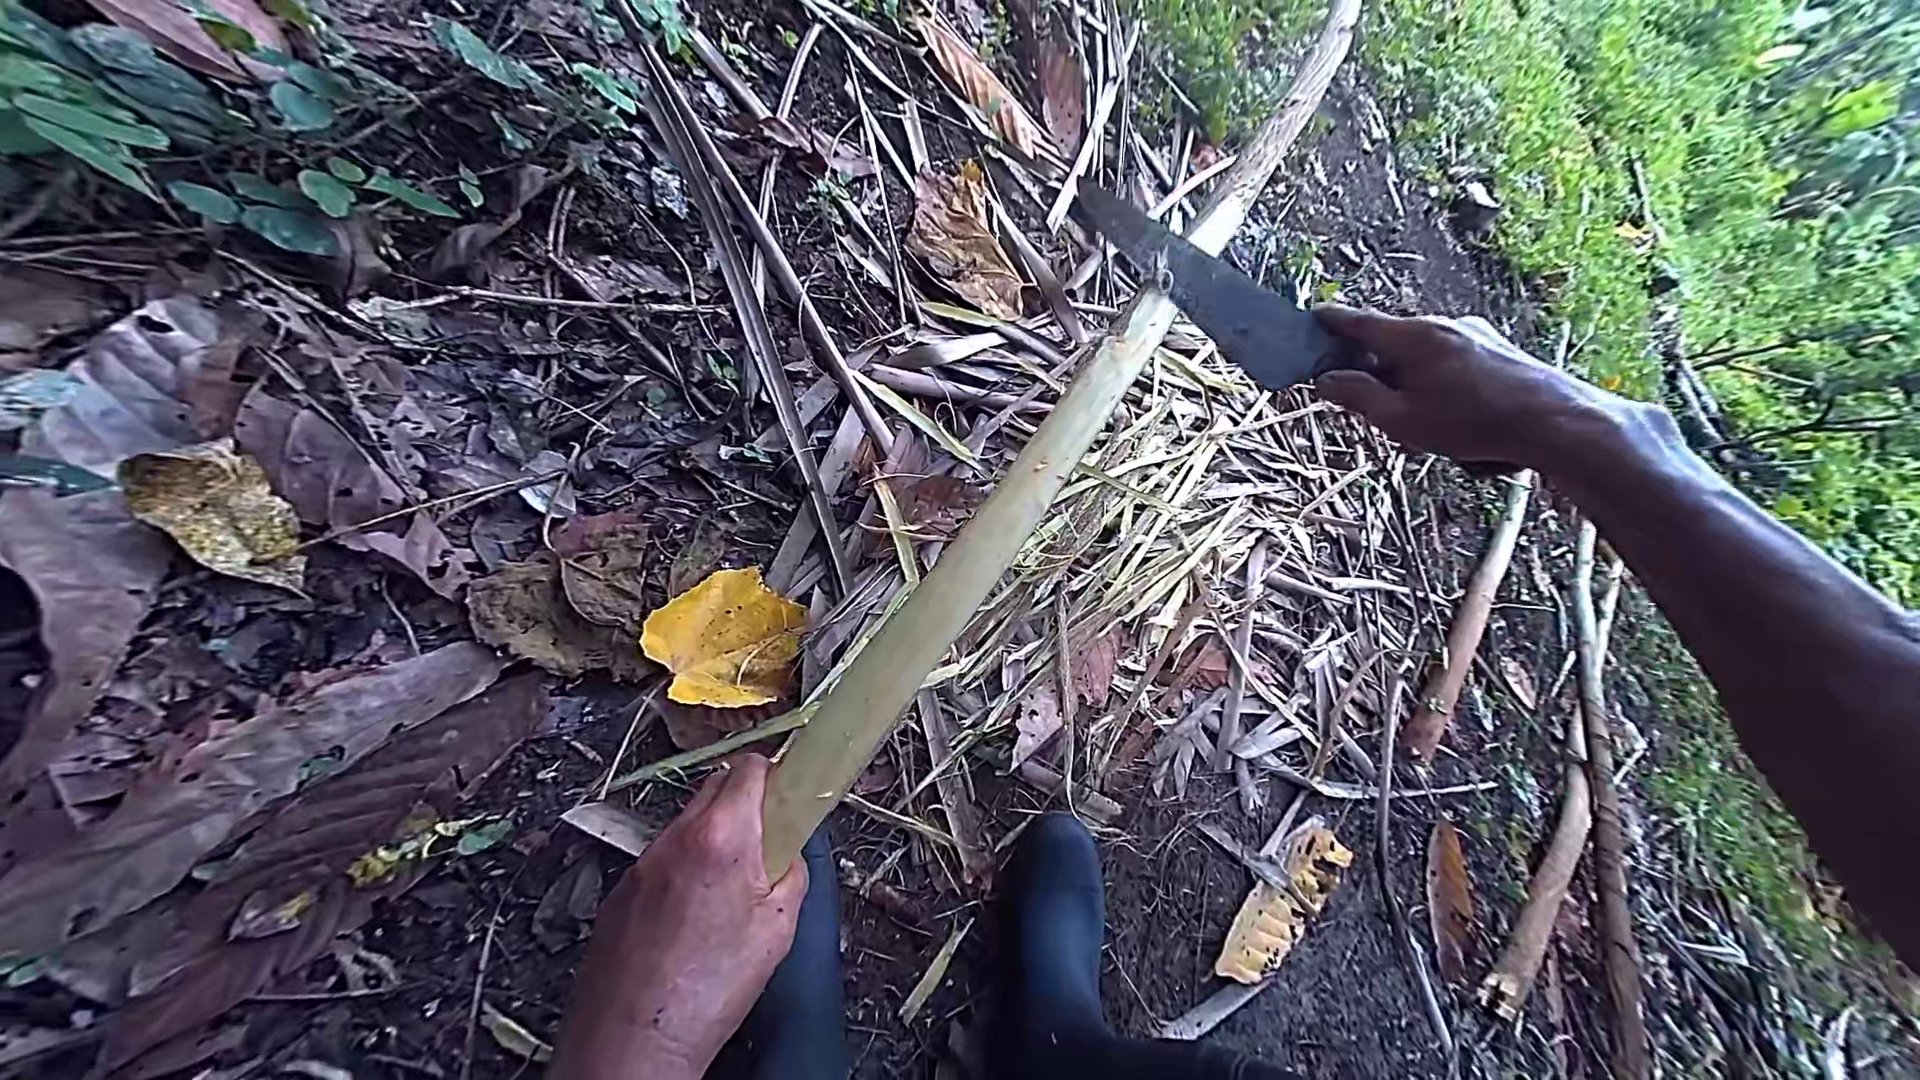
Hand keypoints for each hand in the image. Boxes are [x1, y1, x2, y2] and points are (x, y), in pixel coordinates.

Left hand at [550, 755, 805, 1079]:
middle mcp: (676, 839)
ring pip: (688, 821)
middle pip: (716, 785)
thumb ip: (791, 870)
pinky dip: (683, 864)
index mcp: (722, 837)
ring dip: (712, 834)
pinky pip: (662, 856)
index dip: (773, 773)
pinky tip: (691, 912)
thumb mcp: (779, 926)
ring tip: (725, 886)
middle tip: (763, 838)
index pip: (749, 767)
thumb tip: (787, 852)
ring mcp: (642, 863)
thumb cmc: (707, 993)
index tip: (784, 791)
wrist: (630, 1051)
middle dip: (744, 799)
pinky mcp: (620, 890)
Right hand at [1310, 304, 1647, 470]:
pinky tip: (1441, 414)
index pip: (1359, 323)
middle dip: (1367, 369)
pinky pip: (1444, 359)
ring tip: (1410, 420)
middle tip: (1357, 402)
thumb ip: (1356, 396)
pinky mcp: (1493, 348)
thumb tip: (1326, 380)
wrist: (1558, 422)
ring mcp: (1472, 334)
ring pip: (1416, 354)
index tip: (1313, 316)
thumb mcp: (1397, 417)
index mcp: (1413, 338)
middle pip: (1387, 342)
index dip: (1331, 321)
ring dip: (1401, 381)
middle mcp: (1443, 326)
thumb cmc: (1474, 422)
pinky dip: (1429, 380)